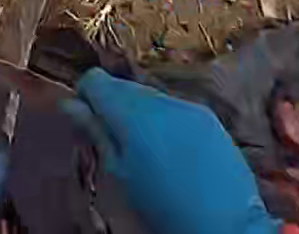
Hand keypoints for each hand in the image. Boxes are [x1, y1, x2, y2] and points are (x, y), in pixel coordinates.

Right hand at [65, 69, 280, 233]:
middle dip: (113, 105)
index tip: (88, 122)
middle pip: (122, 85)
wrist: (228, 228)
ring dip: (139, 112)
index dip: (87, 97)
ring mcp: (184, 103)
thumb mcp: (121, 178)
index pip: (95, 79)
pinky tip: (172, 151)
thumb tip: (69, 103)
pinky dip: (164, 120)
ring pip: (148, 94)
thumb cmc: (163, 211)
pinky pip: (174, 106)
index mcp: (129, 113)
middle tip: (116, 143)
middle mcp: (156, 98)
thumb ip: (96, 134)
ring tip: (146, 151)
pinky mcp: (206, 114)